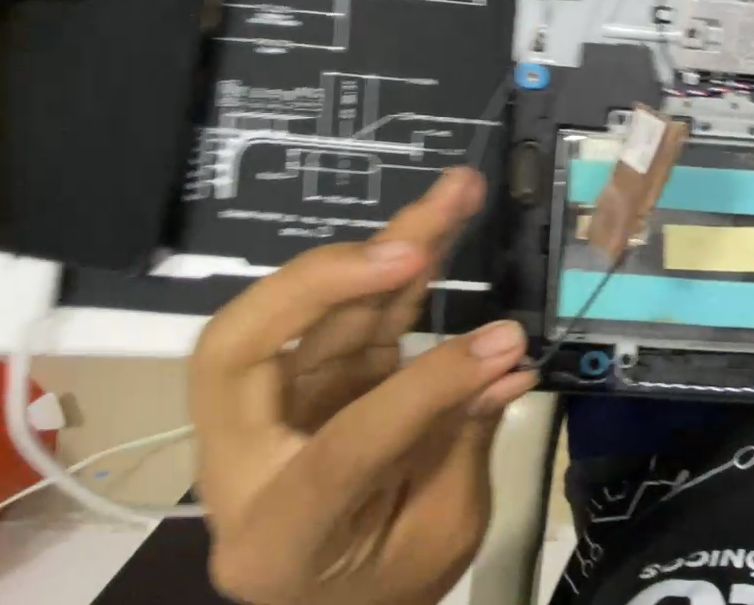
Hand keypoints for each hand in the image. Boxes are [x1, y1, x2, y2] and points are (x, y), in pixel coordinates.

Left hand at [188, 168, 538, 604]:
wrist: (342, 599)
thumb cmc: (386, 586)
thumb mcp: (441, 534)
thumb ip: (463, 441)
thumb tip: (509, 358)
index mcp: (273, 532)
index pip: (336, 450)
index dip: (421, 392)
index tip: (504, 346)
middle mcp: (250, 454)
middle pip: (245, 349)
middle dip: (326, 284)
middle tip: (412, 248)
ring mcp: (283, 401)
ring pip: (317, 306)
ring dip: (392, 242)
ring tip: (457, 189)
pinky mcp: (324, 368)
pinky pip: (362, 304)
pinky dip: (406, 261)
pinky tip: (445, 221)